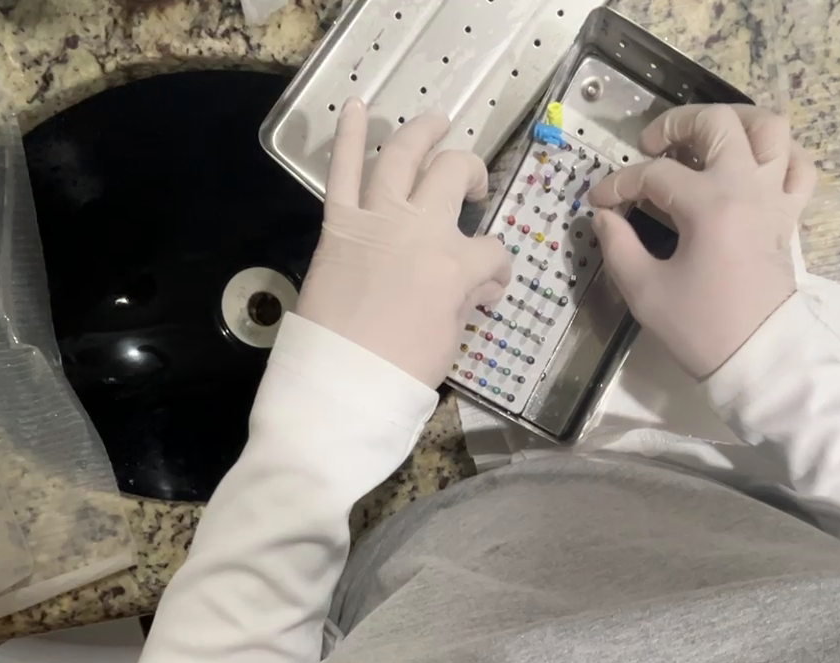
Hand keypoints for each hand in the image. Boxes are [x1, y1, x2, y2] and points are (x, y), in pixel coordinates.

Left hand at [297, 100, 512, 385]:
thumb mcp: (450, 338)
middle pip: (454, 176)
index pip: (493, 252)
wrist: (344, 379)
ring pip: (403, 155)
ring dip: (423, 131)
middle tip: (474, 186)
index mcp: (456, 264)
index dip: (499, 269)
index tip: (491, 287)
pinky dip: (349, 136)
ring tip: (438, 120)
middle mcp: (421, 227)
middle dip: (472, 175)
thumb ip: (465, 300)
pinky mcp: (340, 222)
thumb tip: (478, 285)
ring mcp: (378, 218)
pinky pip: (342, 170)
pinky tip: (355, 106)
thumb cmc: (404, 368)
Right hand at [588, 104, 817, 378]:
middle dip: (677, 124)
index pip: (655, 175)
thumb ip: (618, 247)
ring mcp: (774, 198)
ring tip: (707, 141)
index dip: (619, 184)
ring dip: (735, 122)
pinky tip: (753, 165)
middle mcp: (747, 187)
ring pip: (769, 129)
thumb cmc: (699, 329)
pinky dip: (779, 155)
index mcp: (709, 205)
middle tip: (651, 145)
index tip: (598, 202)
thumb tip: (605, 216)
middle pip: (718, 123)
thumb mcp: (645, 292)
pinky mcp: (789, 216)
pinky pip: (798, 166)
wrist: (755, 358)